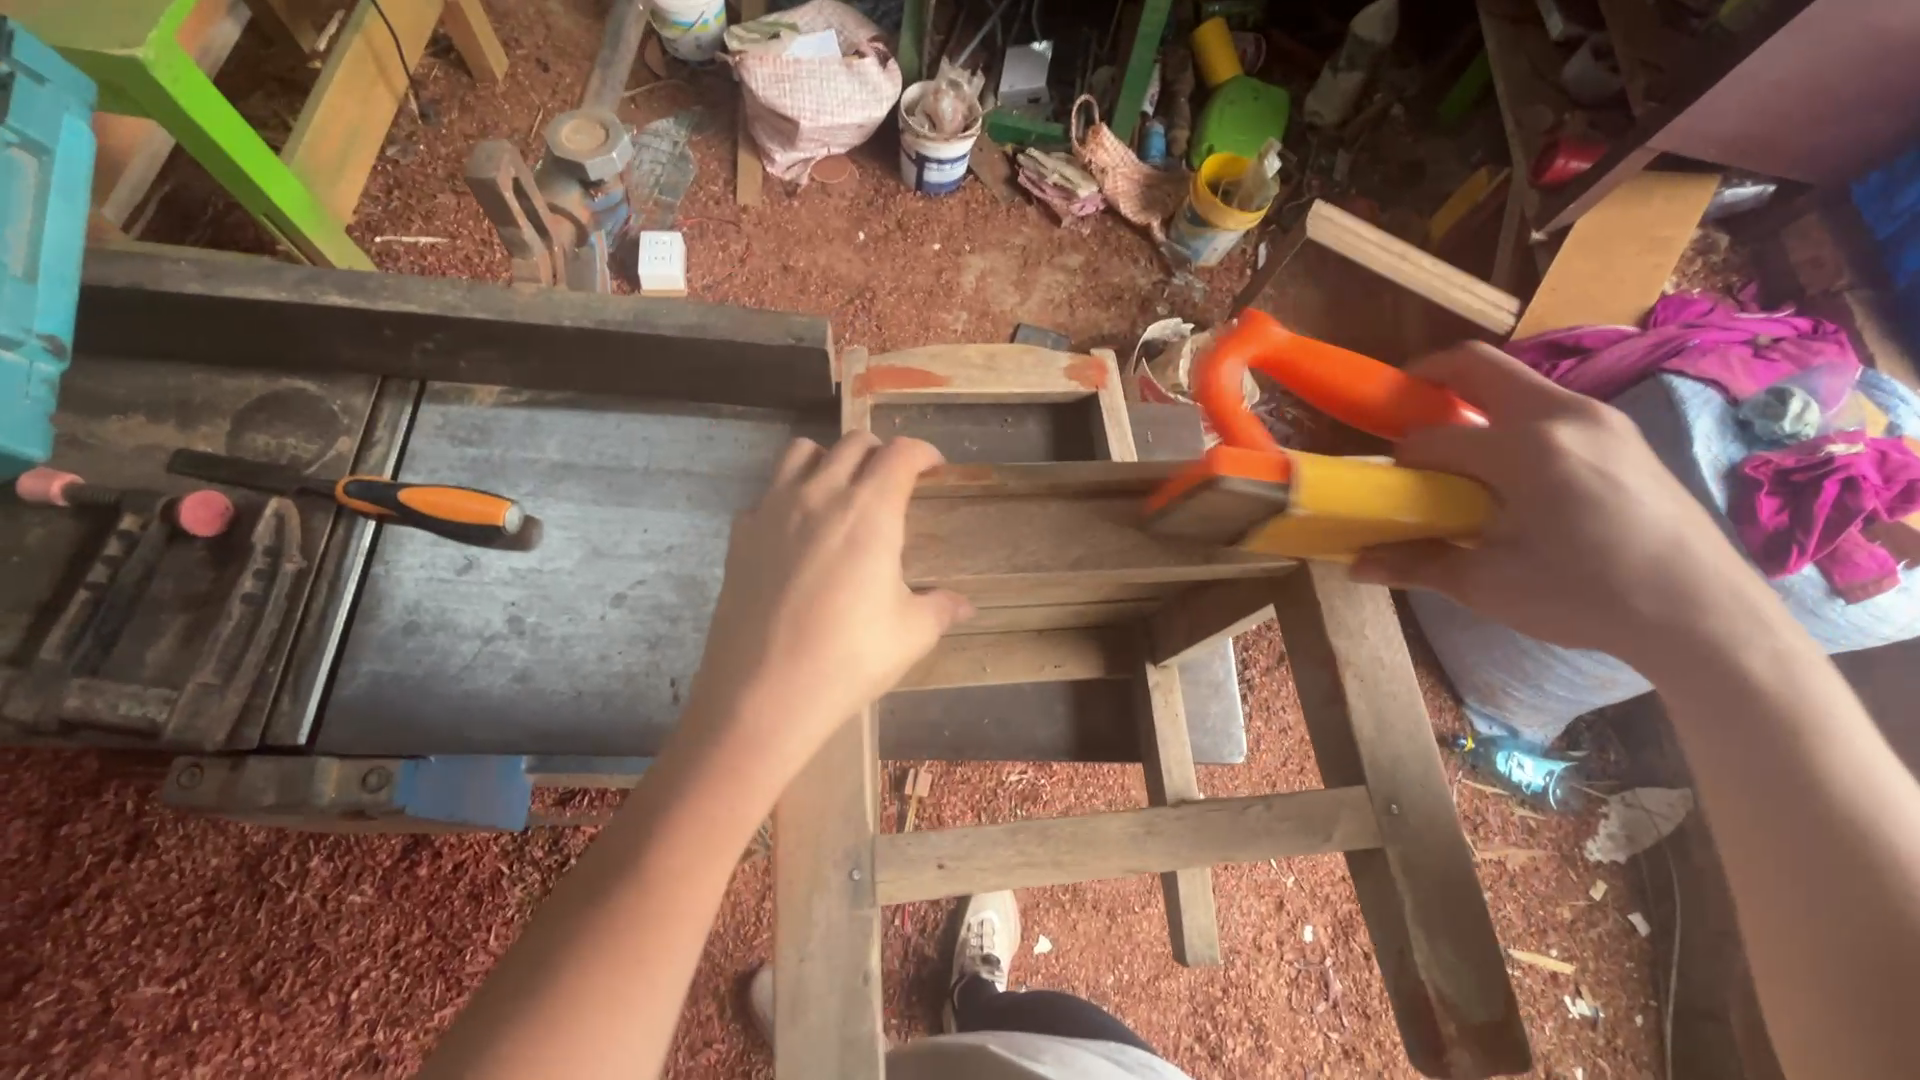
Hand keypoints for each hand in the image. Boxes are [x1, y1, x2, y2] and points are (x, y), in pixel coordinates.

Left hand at [681, 433, 972, 770]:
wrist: (762, 694)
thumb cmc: (848, 660)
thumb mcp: (910, 635)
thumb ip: (940, 609)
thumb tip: (965, 605)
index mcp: (870, 511)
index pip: (900, 453)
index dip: (923, 453)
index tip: (934, 467)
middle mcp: (820, 495)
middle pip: (853, 443)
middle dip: (880, 454)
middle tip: (893, 482)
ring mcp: (773, 510)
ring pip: (801, 451)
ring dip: (829, 459)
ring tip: (841, 491)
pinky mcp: (740, 534)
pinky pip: (767, 492)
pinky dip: (788, 495)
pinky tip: (796, 533)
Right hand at [1350, 342, 1770, 666]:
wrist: (1702, 610)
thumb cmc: (1588, 597)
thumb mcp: (1489, 585)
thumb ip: (1418, 564)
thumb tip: (1355, 564)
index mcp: (1526, 448)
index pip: (1433, 438)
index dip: (1401, 462)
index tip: (1394, 491)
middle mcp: (1563, 415)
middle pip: (1477, 365)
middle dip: (1426, 380)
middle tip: (1398, 410)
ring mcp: (1598, 417)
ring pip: (1514, 384)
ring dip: (1470, 403)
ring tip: (1455, 455)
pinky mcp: (1619, 432)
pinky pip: (1545, 405)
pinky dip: (1507, 419)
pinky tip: (1507, 471)